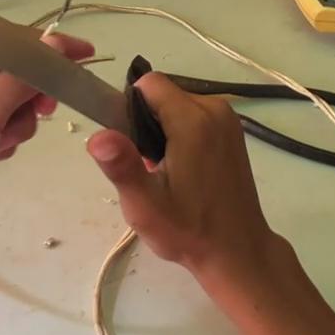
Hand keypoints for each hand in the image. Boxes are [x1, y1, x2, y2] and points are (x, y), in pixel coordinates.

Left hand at [0, 30, 93, 251]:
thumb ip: (24, 74)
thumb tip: (58, 41)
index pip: (9, 37)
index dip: (50, 46)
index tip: (88, 55)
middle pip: (7, 64)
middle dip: (27, 93)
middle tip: (46, 114)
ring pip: (3, 93)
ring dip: (14, 118)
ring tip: (1, 146)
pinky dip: (0, 132)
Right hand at [85, 73, 288, 290]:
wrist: (237, 251)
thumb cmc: (189, 231)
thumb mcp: (146, 205)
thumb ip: (122, 166)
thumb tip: (97, 137)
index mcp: (193, 120)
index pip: (149, 84)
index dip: (131, 107)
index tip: (130, 143)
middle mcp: (215, 109)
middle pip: (163, 93)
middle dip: (147, 122)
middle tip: (149, 166)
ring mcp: (228, 118)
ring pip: (178, 103)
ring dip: (164, 128)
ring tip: (167, 171)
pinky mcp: (233, 130)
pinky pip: (195, 114)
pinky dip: (183, 132)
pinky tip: (185, 168)